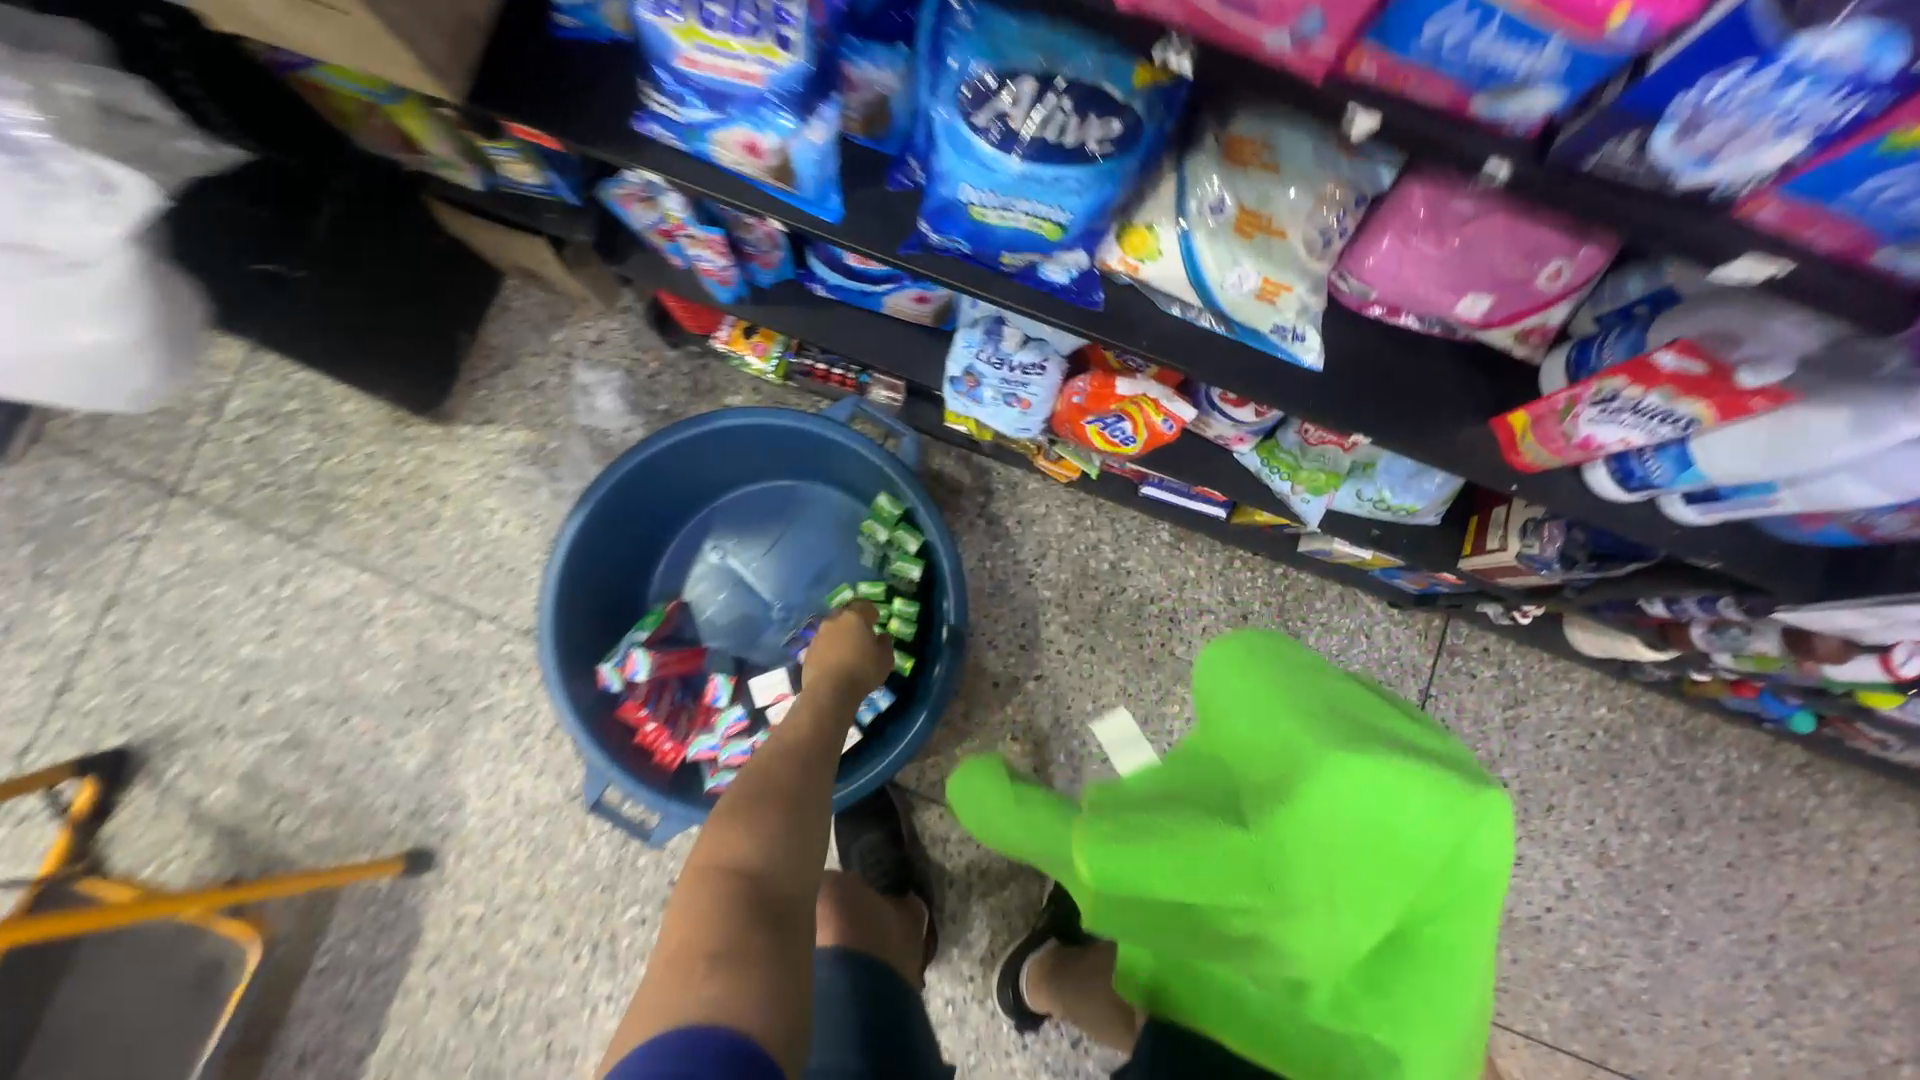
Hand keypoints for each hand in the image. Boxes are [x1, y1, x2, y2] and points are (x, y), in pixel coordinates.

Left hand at [804, 602, 893, 701]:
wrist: (829, 691)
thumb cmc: (863, 671)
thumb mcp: (885, 659)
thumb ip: (885, 644)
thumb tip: (882, 636)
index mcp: (855, 617)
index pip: (864, 605)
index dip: (871, 611)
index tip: (876, 620)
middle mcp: (834, 621)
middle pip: (845, 613)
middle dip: (853, 620)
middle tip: (861, 633)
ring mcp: (819, 635)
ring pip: (831, 628)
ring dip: (839, 634)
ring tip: (847, 649)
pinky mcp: (808, 650)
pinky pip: (822, 644)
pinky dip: (829, 648)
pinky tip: (835, 662)